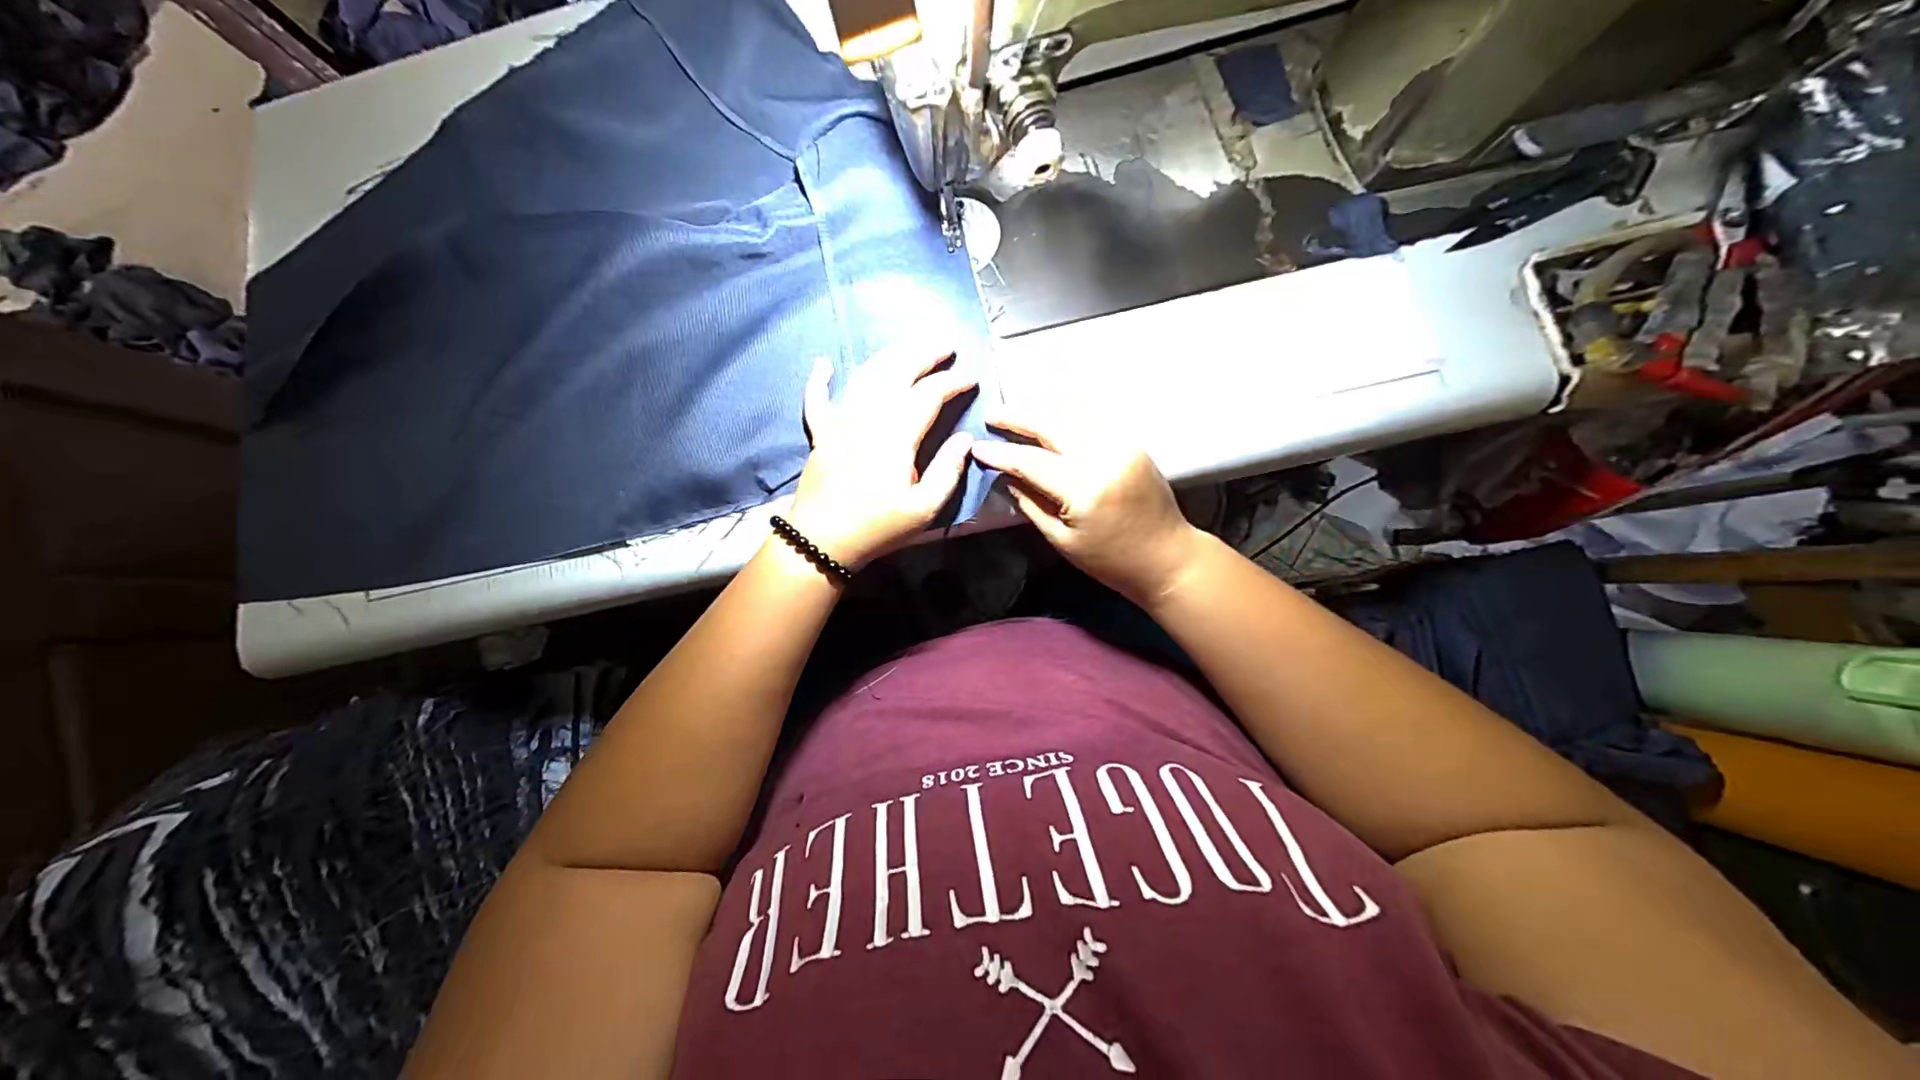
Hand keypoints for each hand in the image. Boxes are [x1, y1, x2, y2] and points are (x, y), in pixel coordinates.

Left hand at [785, 348, 976, 568]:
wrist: (821, 540)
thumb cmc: (878, 526)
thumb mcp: (924, 508)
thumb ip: (948, 470)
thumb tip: (965, 439)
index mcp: (898, 433)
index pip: (930, 393)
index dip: (953, 382)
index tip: (971, 379)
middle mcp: (868, 415)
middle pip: (898, 370)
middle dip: (924, 354)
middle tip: (946, 346)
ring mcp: (840, 420)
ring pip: (865, 375)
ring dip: (888, 356)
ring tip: (908, 349)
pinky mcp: (820, 432)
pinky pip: (816, 398)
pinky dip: (819, 379)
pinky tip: (823, 364)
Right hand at [969, 406, 1202, 605]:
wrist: (1167, 557)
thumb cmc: (1110, 561)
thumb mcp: (1061, 540)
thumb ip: (1030, 504)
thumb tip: (1005, 475)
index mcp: (1084, 490)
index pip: (1031, 461)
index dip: (1001, 453)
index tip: (977, 447)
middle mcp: (1104, 458)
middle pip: (1052, 424)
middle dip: (1019, 417)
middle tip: (992, 416)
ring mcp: (1122, 446)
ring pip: (1075, 414)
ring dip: (1043, 411)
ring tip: (1018, 414)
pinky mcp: (1132, 444)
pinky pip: (1094, 421)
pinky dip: (1068, 416)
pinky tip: (1051, 418)